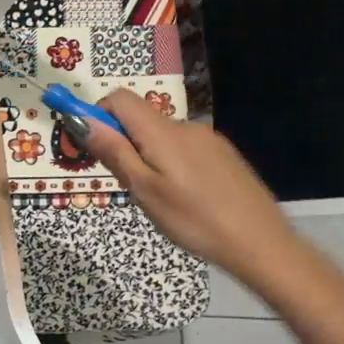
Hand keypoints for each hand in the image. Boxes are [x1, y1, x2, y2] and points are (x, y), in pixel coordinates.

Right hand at [77, 90, 300, 279]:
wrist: (261, 243)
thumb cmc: (193, 219)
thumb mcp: (143, 189)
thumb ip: (113, 152)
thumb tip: (82, 120)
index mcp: (163, 133)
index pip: (120, 99)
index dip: (97, 114)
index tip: (91, 145)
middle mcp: (186, 127)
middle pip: (139, 119)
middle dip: (120, 143)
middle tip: (127, 184)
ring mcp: (208, 141)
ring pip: (159, 138)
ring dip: (144, 157)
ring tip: (156, 197)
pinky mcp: (222, 156)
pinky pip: (181, 149)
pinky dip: (167, 164)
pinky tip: (181, 198)